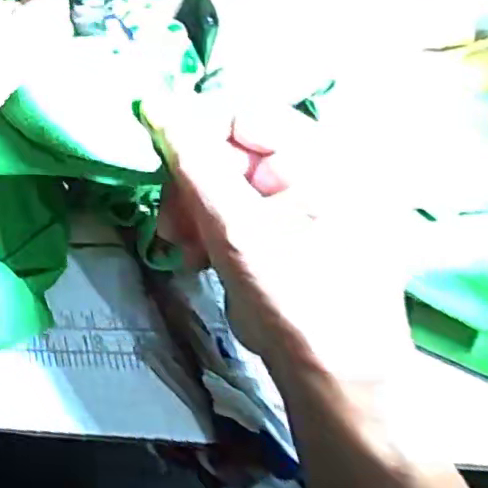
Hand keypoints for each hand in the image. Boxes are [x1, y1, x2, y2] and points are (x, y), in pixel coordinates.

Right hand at [154, 98, 416, 387]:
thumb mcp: (233, 225)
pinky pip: (230, 201)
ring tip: (177, 240)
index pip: (244, 115)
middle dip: (188, 182)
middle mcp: (321, 174)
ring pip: (221, 175)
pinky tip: (193, 250)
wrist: (334, 385)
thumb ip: (191, 159)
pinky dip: (204, 222)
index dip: (194, 132)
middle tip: (169, 218)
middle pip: (229, 148)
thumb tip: (153, 102)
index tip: (160, 161)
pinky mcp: (286, 227)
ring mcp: (304, 202)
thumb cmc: (295, 301)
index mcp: (327, 165)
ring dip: (189, 205)